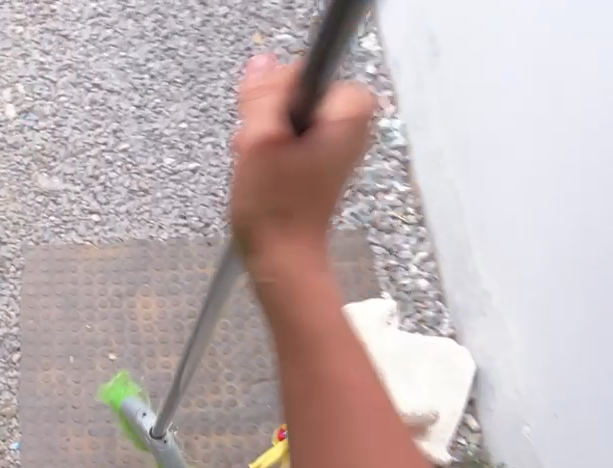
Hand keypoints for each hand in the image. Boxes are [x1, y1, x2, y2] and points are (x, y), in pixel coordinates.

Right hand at [229, 54, 378, 263]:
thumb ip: (262, 96)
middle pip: (294, 97)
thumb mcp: (259, 144)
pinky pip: (290, 142)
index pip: (298, 74)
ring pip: (288, 121)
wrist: (283, 260)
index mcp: (350, 108)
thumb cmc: (276, 211)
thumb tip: (259, 63)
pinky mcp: (323, 162)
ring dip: (265, 143)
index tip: (263, 138)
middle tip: (260, 160)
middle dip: (267, 125)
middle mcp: (353, 121)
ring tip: (261, 175)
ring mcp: (339, 143)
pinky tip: (265, 181)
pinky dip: (272, 157)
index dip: (269, 103)